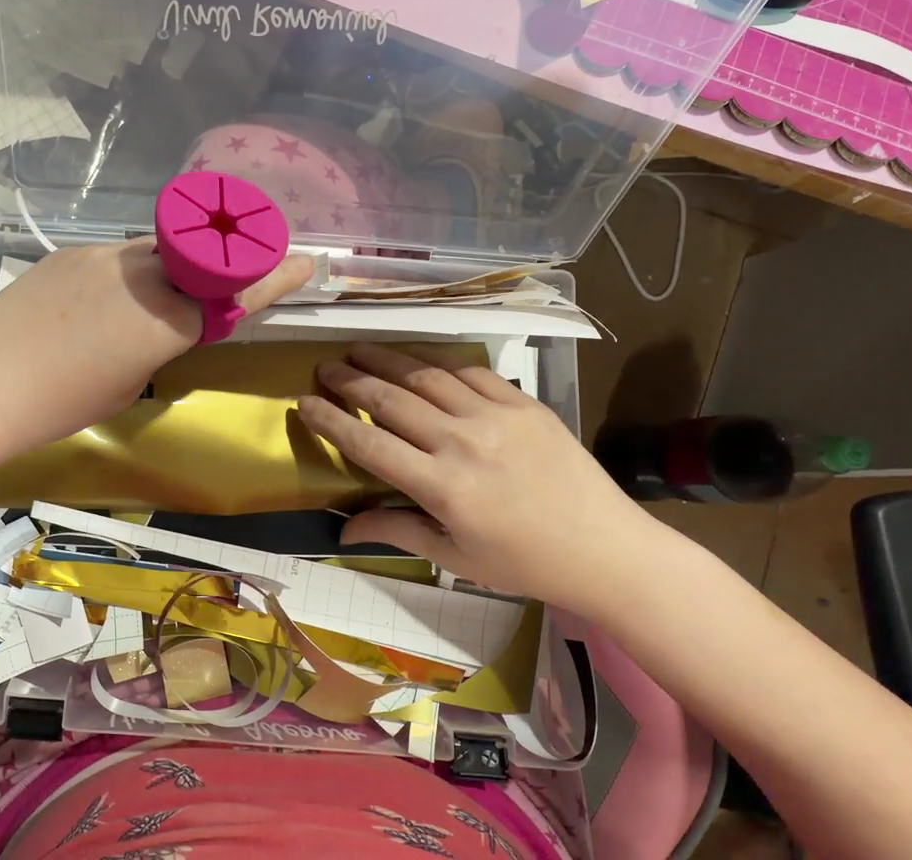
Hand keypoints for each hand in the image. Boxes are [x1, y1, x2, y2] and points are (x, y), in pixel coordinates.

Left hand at [0, 239, 314, 494]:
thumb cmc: (59, 406)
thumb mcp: (128, 386)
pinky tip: (106, 299)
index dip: (275, 276)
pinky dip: (131, 271)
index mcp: (166, 321)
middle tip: (232, 271)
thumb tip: (161, 323)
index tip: (306, 259)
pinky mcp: (70, 252)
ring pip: (157, 250)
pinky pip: (118, 254)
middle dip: (223, 263)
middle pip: (202, 256)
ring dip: (172, 265)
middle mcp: (143, 276)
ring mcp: (103, 256)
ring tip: (157, 294)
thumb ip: (158, 345)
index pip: (235, 292)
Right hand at [296, 342, 660, 612]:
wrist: (607, 549)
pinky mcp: (525, 404)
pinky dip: (437, 363)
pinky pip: (471, 372)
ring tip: (359, 349)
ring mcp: (496, 417)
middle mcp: (463, 443)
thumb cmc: (524, 563)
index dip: (331, 420)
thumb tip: (340, 532)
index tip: (304, 402)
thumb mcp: (454, 557)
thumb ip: (395, 530)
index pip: (368, 442)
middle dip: (350, 379)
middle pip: (391, 400)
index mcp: (442, 487)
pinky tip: (418, 360)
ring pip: (427, 377)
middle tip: (325, 366)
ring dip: (387, 359)